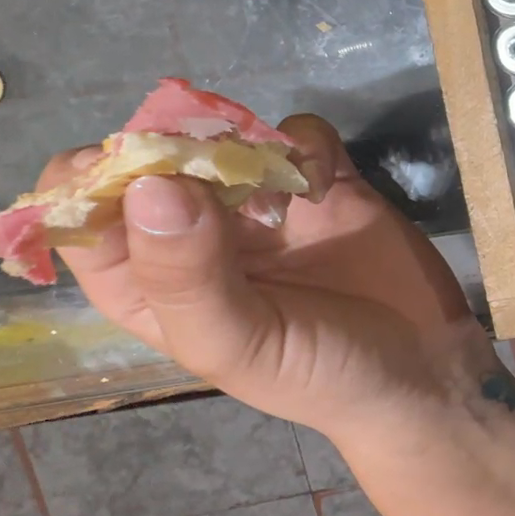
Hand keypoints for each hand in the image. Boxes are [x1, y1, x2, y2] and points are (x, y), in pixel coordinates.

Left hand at [43, 115, 497, 440]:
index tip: (145, 178)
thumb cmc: (320, 373)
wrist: (425, 369)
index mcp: (152, 284)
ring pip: (232, 143)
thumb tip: (153, 184)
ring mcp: (274, 210)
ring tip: (275, 173)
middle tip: (219, 163)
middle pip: (158, 166)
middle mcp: (204, 238)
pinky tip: (324, 179)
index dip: (96, 186)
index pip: (88, 217)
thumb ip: (187, 273)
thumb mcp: (238, 342)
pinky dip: (308, 143)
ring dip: (246, 142)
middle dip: (178, 149)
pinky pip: (307, 142)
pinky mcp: (337, 190)